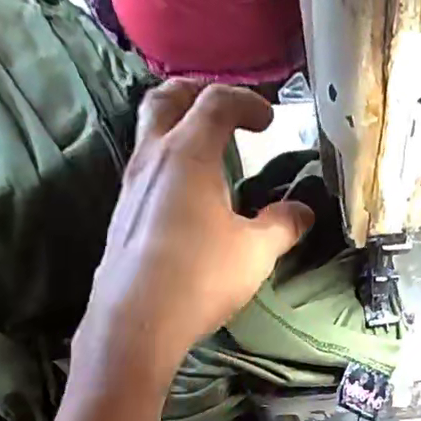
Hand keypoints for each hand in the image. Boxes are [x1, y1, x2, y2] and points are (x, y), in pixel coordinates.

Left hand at [75, 79, 314, 390]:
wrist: (134, 325)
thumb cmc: (198, 280)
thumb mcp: (254, 254)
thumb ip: (282, 226)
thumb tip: (303, 212)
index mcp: (188, 153)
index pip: (216, 101)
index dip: (247, 102)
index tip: (267, 121)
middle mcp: (151, 161)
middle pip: (166, 101)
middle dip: (196, 96)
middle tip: (221, 113)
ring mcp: (128, 192)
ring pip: (148, 141)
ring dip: (176, 137)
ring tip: (205, 163)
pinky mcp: (118, 224)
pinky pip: (142, 180)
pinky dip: (164, 174)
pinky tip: (182, 208)